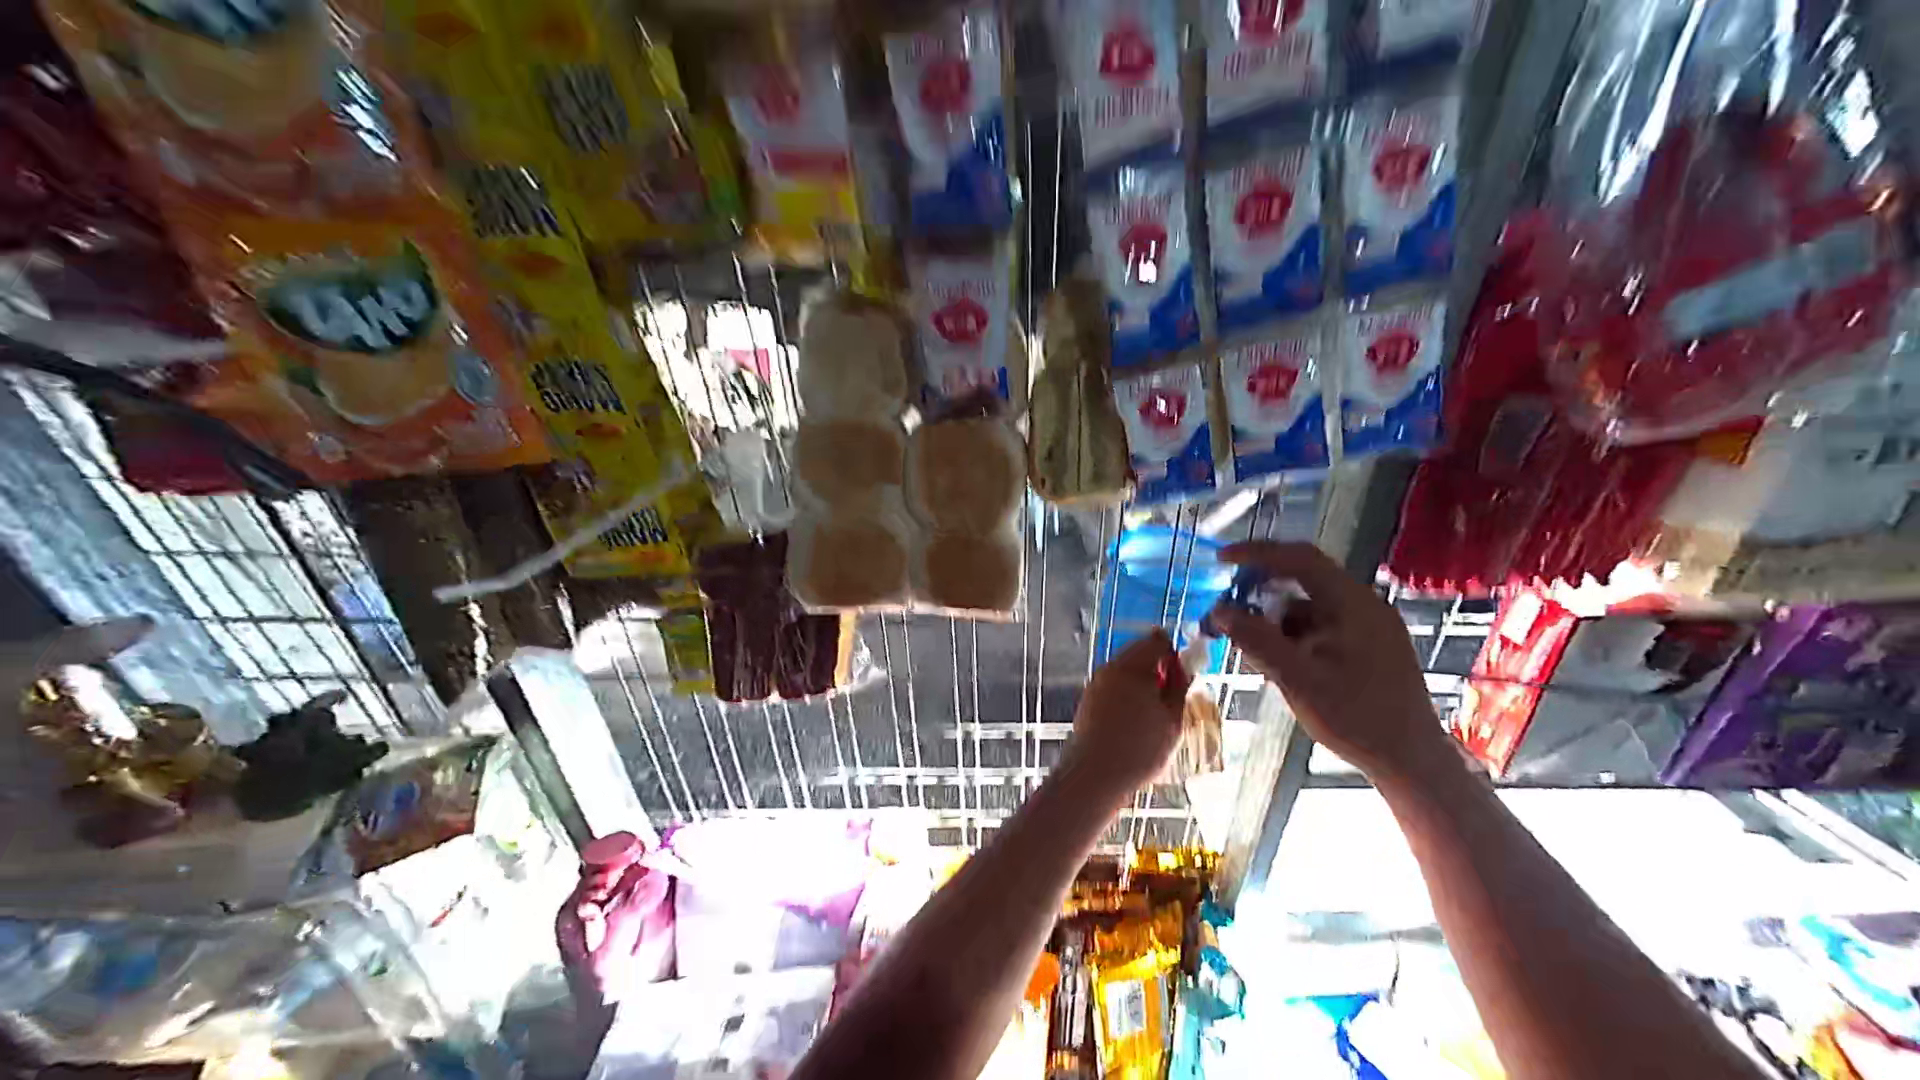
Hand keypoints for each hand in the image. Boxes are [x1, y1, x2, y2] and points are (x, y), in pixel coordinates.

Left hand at [1063, 629, 1189, 794]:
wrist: (1095, 774)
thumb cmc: (1140, 748)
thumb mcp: (1172, 719)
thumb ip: (1179, 687)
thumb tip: (1184, 669)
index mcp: (1131, 666)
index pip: (1157, 641)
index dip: (1174, 654)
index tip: (1184, 676)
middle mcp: (1110, 669)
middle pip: (1139, 655)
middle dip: (1158, 670)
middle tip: (1173, 699)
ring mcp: (1096, 685)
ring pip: (1125, 674)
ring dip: (1142, 685)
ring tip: (1156, 716)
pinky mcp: (1088, 702)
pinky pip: (1113, 689)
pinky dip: (1127, 698)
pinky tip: (1135, 724)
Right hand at [1208, 543, 1454, 785]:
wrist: (1411, 760)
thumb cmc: (1357, 718)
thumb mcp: (1299, 680)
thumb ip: (1258, 641)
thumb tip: (1218, 611)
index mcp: (1352, 604)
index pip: (1300, 558)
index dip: (1258, 553)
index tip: (1221, 559)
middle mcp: (1362, 605)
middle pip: (1302, 580)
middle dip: (1260, 592)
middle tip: (1227, 609)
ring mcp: (1366, 625)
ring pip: (1308, 606)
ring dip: (1274, 619)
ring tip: (1251, 649)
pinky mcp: (1365, 645)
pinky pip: (1319, 626)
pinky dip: (1291, 635)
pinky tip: (1277, 662)